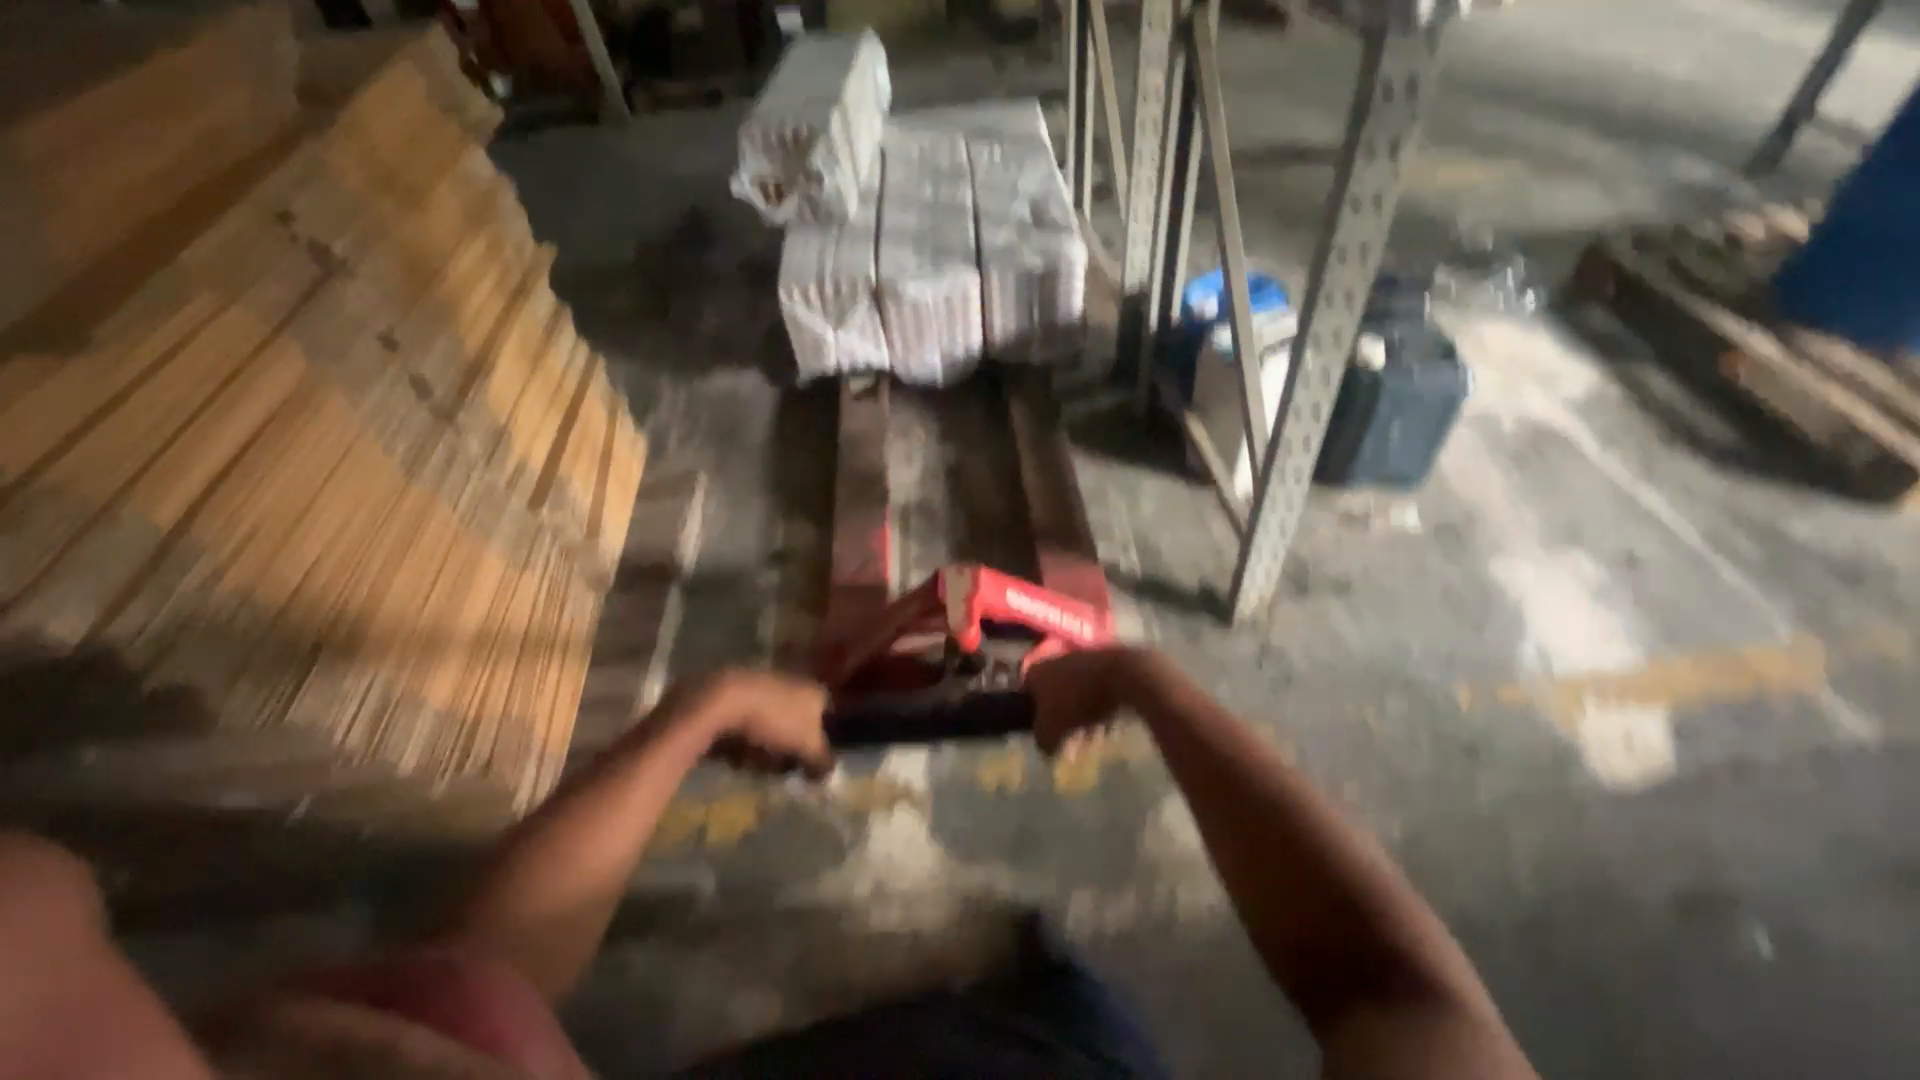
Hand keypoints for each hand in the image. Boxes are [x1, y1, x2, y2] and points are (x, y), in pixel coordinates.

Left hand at [646, 670, 833, 778]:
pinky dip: (743, 741)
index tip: (809, 766)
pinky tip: (733, 753)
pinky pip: (745, 725)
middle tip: (780, 768)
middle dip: (789, 750)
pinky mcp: (733, 694)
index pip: (827, 718)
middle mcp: (792, 682)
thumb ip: (822, 761)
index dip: (819, 745)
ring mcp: (761, 686)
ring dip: (765, 748)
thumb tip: (829, 773)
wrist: (719, 701)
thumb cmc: (774, 721)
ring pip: (770, 726)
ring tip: (754, 763)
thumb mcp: (808, 747)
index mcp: (814, 691)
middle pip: (797, 725)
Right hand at [1024, 646, 1156, 758]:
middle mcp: (1055, 661)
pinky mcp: (1106, 666)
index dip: (1035, 721)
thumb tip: (1045, 750)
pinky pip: (1097, 693)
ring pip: (1077, 697)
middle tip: (1071, 746)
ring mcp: (1082, 661)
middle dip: (1062, 724)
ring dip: (1082, 721)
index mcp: (1036, 671)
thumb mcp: (1051, 729)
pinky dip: (1100, 711)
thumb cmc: (1077, 700)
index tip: (1046, 739)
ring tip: (1092, 741)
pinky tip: (1108, 730)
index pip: (1027, 698)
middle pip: (1054, 699)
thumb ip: (1043, 741)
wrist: (1121, 675)